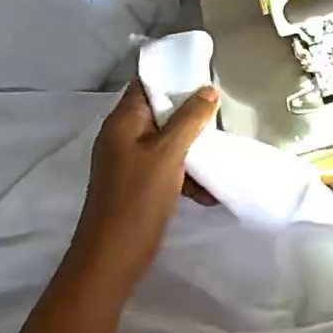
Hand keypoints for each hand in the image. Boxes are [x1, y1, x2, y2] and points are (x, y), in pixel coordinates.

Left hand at [65, 81, 217, 293]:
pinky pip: (167, 168)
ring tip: (219, 153)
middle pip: (160, 112)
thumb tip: (208, 90)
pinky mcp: (139, 185)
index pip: (145, 84)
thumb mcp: (168, 153)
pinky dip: (187, 175)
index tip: (203, 73)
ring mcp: (130, 162)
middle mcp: (123, 137)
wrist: (112, 259)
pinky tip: (209, 192)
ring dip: (193, 148)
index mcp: (122, 122)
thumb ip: (190, 119)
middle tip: (219, 113)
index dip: (172, 75)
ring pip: (167, 142)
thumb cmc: (137, 199)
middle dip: (190, 114)